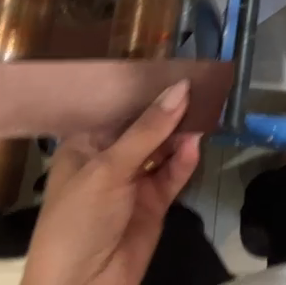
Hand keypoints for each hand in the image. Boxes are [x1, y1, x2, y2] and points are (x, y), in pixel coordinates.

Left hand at [22, 80, 202, 284]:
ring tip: (207, 106)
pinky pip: (173, 174)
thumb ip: (149, 129)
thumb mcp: (108, 169)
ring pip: (163, 147)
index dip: (145, 86)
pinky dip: (185, 160)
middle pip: (146, 125)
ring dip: (181, 131)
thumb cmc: (77, 222)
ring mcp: (133, 181)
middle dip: (169, 106)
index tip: (175, 62)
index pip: (118, 106)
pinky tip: (197, 144)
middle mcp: (110, 157)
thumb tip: (182, 87)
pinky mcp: (153, 203)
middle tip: (201, 80)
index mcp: (85, 144)